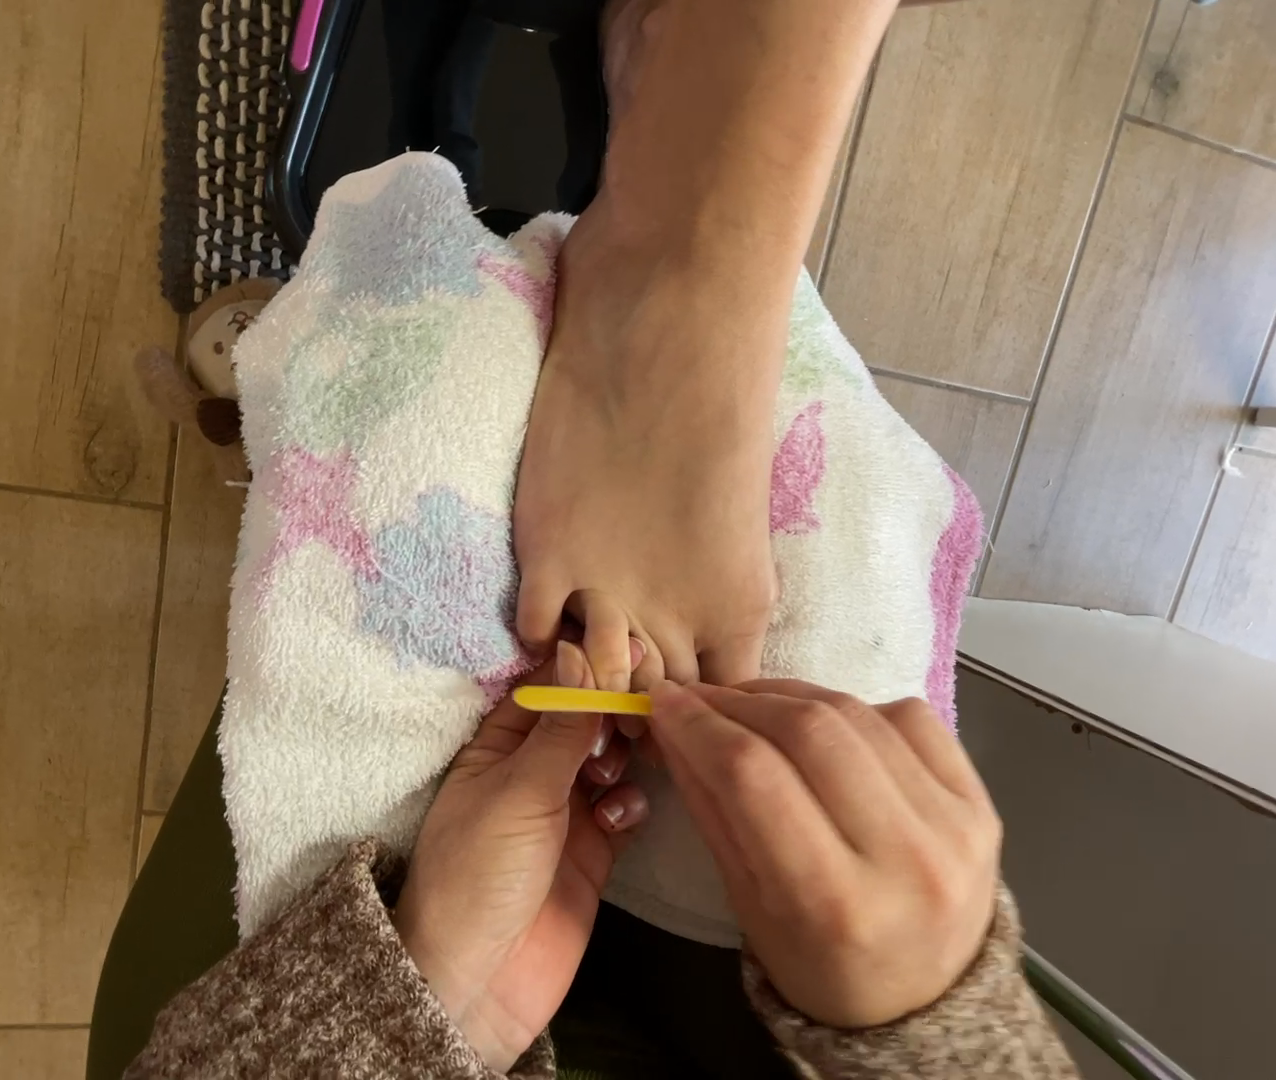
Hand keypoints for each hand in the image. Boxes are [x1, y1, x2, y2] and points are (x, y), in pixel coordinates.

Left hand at [395, 642, 650, 1070]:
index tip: (628, 648)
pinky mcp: (595, 847)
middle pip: (587, 717)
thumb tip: (577, 650)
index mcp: (500, 742)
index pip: (550, 686)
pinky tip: (622, 815)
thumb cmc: (479, 871)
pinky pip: (624, 804)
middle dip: (615, 708)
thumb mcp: (519, 791)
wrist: (479, 983)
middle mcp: (536, 765)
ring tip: (633, 758)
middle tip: (643, 710)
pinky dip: (629, 801)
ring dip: (627, 752)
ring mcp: (567, 806)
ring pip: (612, 756)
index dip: (587, 666)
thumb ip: (561, 727)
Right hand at [513, 215, 780, 690]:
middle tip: (623, 687)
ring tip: (582, 657)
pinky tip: (543, 608)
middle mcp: (677, 613)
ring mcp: (607, 589)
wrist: (676, 314)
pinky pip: (533, 631)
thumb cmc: (729, 388)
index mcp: (739, 601)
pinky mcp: (548, 552)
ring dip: (586, 680)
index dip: (700, 712)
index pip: (723, 701)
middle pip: (658, 706)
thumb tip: (684, 595)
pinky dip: (536, 634)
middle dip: (642, 708)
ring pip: (594, 684)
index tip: (675, 698)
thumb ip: (713, 569)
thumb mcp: (741, 504)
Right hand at [647, 679, 1001, 1027]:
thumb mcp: (742, 895)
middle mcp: (905, 859)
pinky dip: (853, 706)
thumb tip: (673, 720)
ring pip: (853, 712)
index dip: (699, 725)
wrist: (924, 1000)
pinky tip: (825, 726)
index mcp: (832, 902)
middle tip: (703, 698)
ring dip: (785, 693)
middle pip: (806, 731)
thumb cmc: (814, 957)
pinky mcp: (981, 801)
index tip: (665, 701)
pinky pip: (908, 715)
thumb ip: (707, 801)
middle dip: (738, 700)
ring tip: (751, 703)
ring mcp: (954, 825)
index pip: (752, 776)